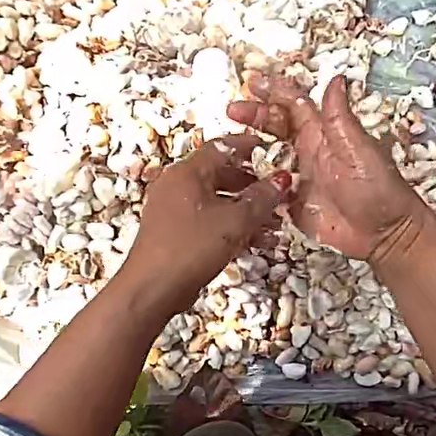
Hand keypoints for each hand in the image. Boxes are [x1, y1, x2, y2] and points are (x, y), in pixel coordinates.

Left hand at [116, 135, 288, 316]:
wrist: (152, 290)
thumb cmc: (192, 247)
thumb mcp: (235, 221)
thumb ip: (261, 198)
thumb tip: (283, 179)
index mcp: (187, 172)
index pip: (223, 146)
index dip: (251, 147)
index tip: (275, 151)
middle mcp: (177, 185)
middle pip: (221, 174)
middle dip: (254, 185)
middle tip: (279, 192)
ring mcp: (173, 209)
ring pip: (218, 201)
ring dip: (247, 210)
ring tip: (276, 224)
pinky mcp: (175, 233)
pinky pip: (209, 220)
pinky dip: (232, 226)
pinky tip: (258, 241)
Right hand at [227, 75, 431, 264]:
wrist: (383, 235)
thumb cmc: (377, 190)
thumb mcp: (359, 150)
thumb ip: (341, 118)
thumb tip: (335, 79)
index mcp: (324, 133)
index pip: (295, 104)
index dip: (274, 91)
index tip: (252, 82)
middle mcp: (308, 151)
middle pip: (276, 125)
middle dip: (254, 114)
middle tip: (232, 110)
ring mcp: (298, 177)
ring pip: (267, 154)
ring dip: (248, 146)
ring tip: (228, 143)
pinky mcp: (291, 204)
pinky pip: (266, 188)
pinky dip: (250, 182)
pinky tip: (233, 179)